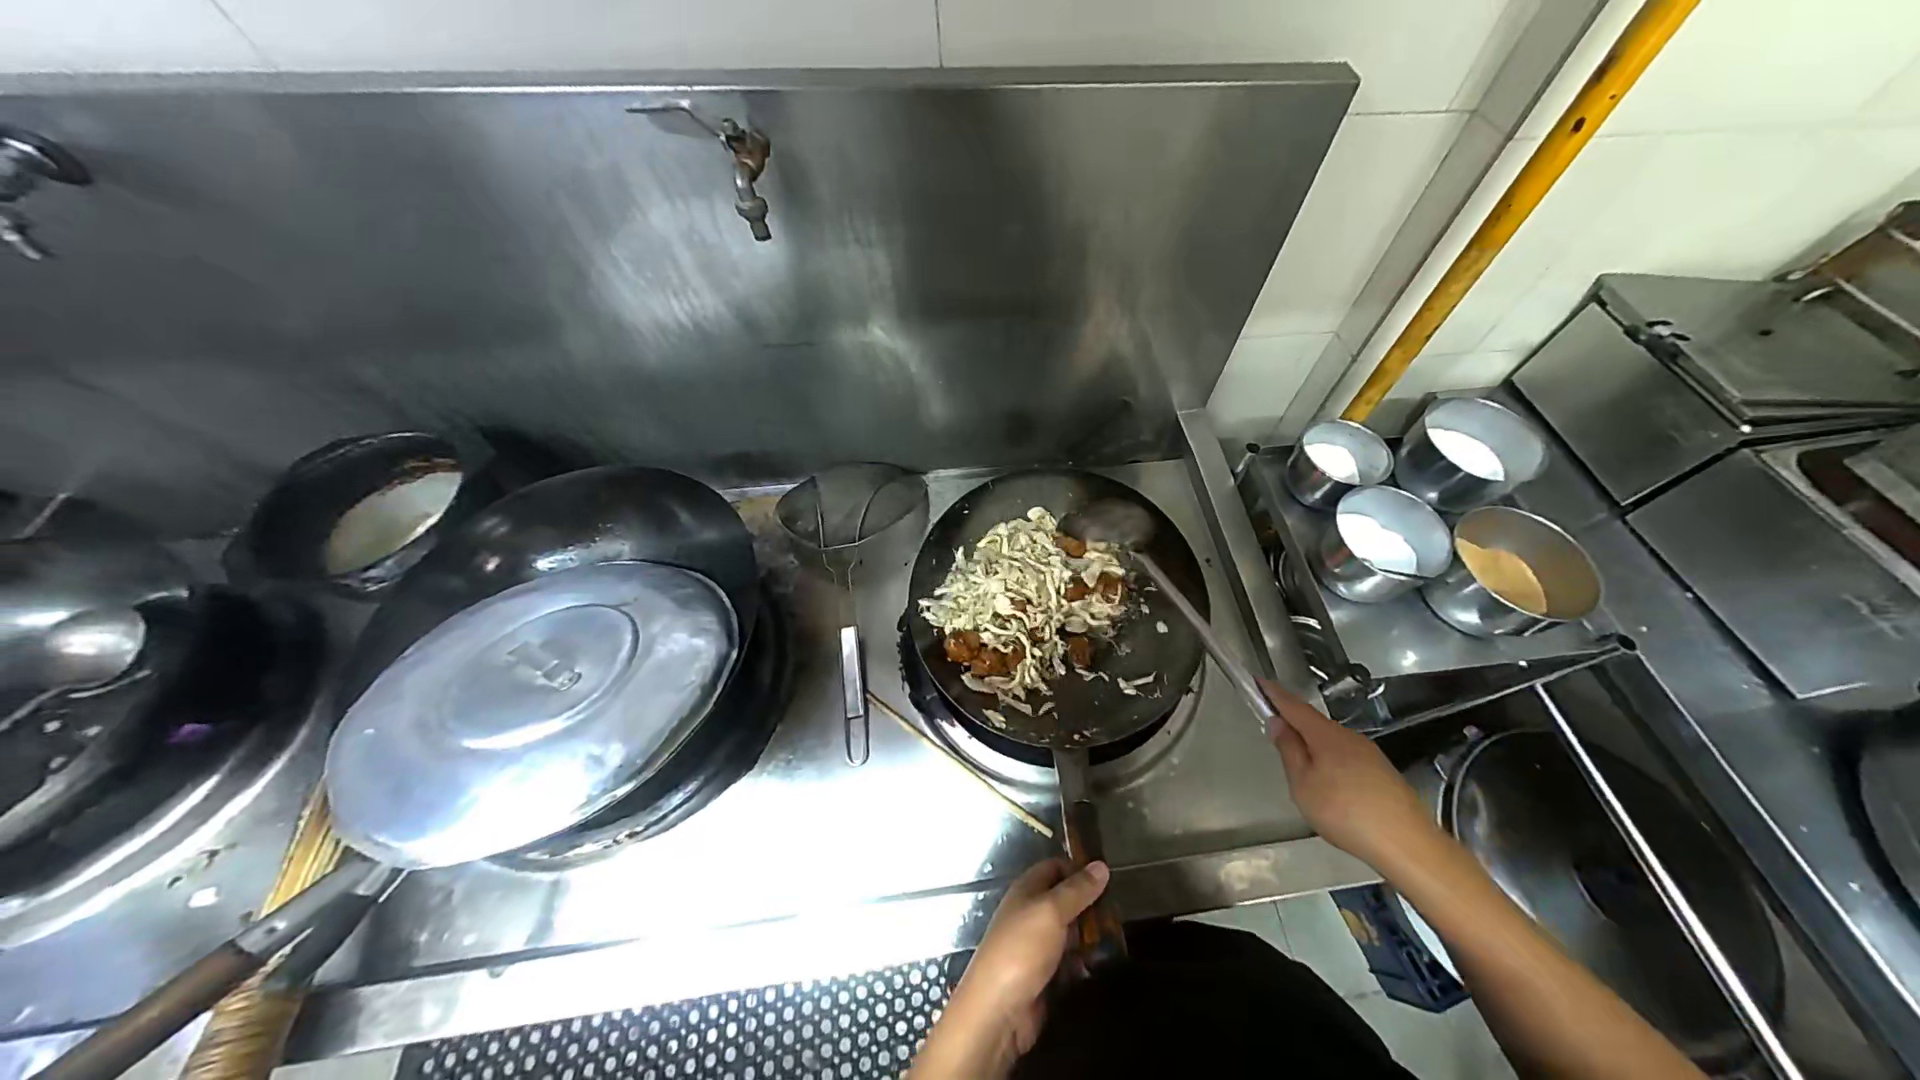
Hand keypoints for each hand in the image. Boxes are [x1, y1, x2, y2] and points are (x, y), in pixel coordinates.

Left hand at [910, 858, 1108, 1079]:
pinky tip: (1105, 968)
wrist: (998, 1011)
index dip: (1079, 870)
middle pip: (1066, 902)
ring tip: (1119, 942)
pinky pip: (1071, 963)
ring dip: (1091, 938)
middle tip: (1120, 915)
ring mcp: (1038, 947)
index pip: (1055, 868)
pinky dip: (1085, 964)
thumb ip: (1077, 890)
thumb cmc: (1021, 950)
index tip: (1108, 880)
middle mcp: (1031, 914)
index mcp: (1027, 890)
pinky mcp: (1045, 976)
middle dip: (1091, 907)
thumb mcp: (1051, 911)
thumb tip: (1101, 865)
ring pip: (1072, 934)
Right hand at [1262, 679, 1440, 872]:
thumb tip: (1278, 723)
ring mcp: (1370, 753)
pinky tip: (1329, 783)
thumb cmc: (1345, 812)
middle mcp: (1350, 737)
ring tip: (1300, 767)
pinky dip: (1330, 759)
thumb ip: (1289, 750)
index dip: (1275, 694)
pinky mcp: (1382, 771)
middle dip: (1294, 723)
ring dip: (1312, 744)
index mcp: (1326, 735)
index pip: (1294, 706)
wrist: (1408, 844)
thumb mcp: (1303, 784)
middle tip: (1274, 732)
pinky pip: (1346, 755)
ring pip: (1332, 740)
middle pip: (1315, 723)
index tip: (1259, 682)